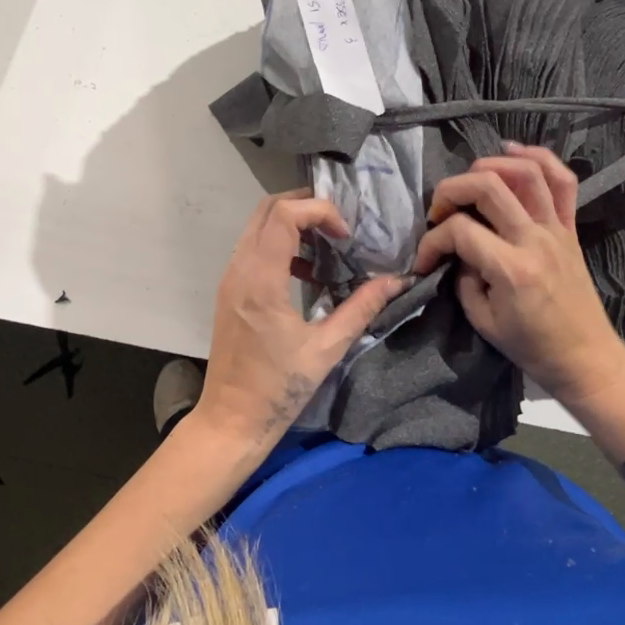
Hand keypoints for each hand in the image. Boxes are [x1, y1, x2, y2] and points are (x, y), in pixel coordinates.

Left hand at [196, 190, 410, 446]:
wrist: (232, 417)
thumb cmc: (279, 387)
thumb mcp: (327, 349)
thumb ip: (362, 308)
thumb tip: (395, 280)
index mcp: (261, 281)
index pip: (284, 215)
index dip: (319, 212)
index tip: (345, 236)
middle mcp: (239, 270)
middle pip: (266, 210)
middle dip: (304, 207)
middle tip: (339, 225)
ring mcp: (229, 279)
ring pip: (256, 227)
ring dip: (291, 226)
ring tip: (328, 247)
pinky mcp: (229, 291)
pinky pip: (252, 250)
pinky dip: (279, 246)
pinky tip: (307, 273)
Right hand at [414, 144, 624, 404]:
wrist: (584, 357)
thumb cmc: (530, 346)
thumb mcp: (482, 319)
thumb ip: (464, 279)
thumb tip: (458, 253)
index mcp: (512, 269)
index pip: (460, 231)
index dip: (432, 241)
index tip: (424, 262)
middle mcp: (536, 240)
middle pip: (489, 186)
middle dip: (451, 190)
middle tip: (439, 211)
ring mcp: (557, 229)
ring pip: (527, 173)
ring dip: (491, 165)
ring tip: (469, 178)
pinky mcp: (570, 228)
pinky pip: (562, 181)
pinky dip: (538, 158)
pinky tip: (512, 152)